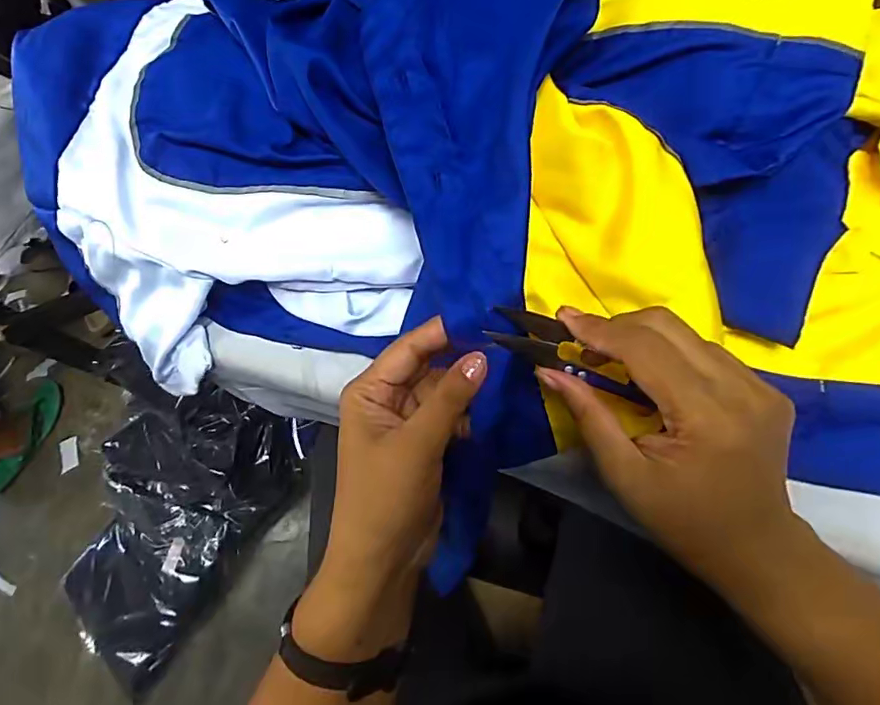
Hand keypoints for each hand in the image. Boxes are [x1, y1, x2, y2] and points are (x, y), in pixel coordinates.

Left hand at [293, 317, 486, 659]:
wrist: (381, 564)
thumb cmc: (385, 497)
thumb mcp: (417, 444)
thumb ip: (449, 399)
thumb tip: (481, 355)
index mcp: (370, 390)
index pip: (408, 349)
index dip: (442, 331)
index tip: (480, 314)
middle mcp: (386, 400)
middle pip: (428, 367)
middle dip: (462, 356)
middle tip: (505, 339)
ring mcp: (408, 423)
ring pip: (443, 391)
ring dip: (470, 384)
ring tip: (510, 364)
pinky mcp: (427, 445)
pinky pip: (451, 416)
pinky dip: (471, 411)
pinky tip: (498, 400)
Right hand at [538, 307, 803, 585]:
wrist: (760, 552)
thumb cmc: (684, 521)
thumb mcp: (625, 476)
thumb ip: (589, 416)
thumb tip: (548, 370)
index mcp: (707, 417)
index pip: (645, 349)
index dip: (600, 330)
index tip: (563, 318)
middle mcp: (741, 391)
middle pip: (666, 326)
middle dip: (617, 325)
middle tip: (583, 341)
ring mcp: (760, 387)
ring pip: (685, 332)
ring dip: (642, 335)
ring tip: (612, 358)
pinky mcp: (766, 388)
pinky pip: (705, 348)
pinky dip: (669, 350)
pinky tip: (653, 373)